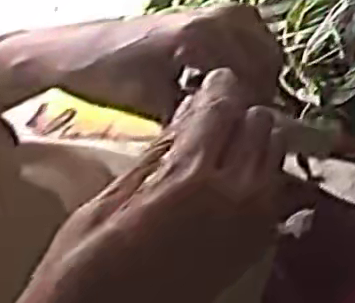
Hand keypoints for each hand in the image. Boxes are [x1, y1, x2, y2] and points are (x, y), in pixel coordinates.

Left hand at [0, 5, 282, 120]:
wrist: (77, 51)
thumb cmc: (103, 79)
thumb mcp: (143, 101)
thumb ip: (192, 108)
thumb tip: (230, 124)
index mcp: (204, 35)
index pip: (249, 72)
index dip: (250, 101)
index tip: (245, 125)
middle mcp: (229, 16)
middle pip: (266, 59)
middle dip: (259, 89)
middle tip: (245, 118)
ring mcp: (236, 11)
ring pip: (268, 51)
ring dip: (259, 77)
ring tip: (239, 103)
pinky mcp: (237, 13)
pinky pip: (260, 42)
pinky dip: (253, 64)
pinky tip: (233, 84)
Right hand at [19, 69, 288, 302]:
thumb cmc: (79, 276)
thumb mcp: (98, 212)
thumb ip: (155, 157)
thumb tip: (190, 112)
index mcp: (192, 180)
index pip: (221, 114)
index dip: (220, 91)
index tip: (219, 77)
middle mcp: (239, 188)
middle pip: (259, 124)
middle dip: (239, 115)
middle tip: (217, 116)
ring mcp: (259, 209)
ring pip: (274, 148)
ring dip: (255, 139)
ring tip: (227, 143)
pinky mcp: (265, 229)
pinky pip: (275, 181)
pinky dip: (259, 170)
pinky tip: (235, 174)